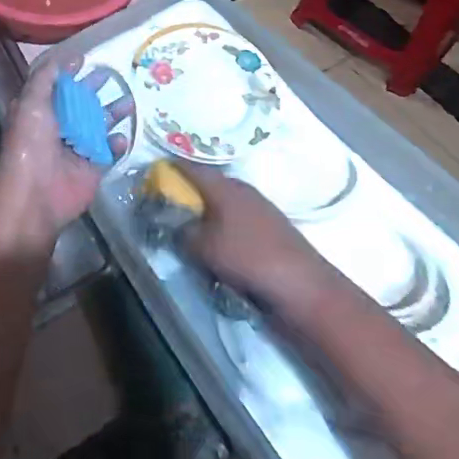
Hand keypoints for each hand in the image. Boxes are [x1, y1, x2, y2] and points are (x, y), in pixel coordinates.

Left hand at [0, 55, 129, 257]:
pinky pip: (108, 151)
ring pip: (98, 125)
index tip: (86, 58)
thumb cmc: (30, 144)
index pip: (56, 86)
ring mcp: (76, 147)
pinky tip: (124, 136)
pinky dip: (117, 143)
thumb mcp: (32, 102)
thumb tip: (68, 58)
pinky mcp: (92, 168)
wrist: (36, 196)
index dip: (69, 73)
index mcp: (38, 110)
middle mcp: (57, 126)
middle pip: (80, 103)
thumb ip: (46, 78)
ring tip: (129, 100)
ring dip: (112, 113)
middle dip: (95, 89)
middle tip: (115, 74)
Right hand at [173, 163, 340, 310]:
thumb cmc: (249, 259)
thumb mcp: (203, 247)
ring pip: (224, 204)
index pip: (188, 167)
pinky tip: (220, 248)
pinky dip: (225, 229)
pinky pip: (238, 222)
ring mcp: (261, 209)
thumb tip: (167, 224)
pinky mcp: (273, 230)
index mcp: (224, 186)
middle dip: (186, 194)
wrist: (307, 291)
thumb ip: (179, 232)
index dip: (167, 170)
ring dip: (207, 214)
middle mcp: (242, 190)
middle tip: (168, 209)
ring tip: (193, 232)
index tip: (150, 179)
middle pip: (207, 184)